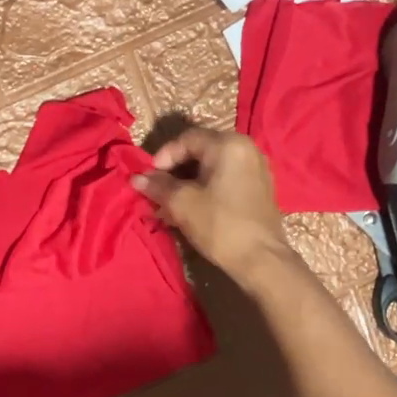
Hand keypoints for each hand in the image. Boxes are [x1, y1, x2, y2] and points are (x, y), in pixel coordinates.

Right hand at [133, 128, 291, 281]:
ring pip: (213, 169)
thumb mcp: (182, 204)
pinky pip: (226, 181)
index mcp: (228, 145)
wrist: (260, 258)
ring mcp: (256, 169)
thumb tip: (136, 178)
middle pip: (201, 152)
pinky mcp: (258, 189)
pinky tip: (192, 210)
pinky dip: (206, 190)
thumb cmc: (219, 225)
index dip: (164, 156)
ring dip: (188, 184)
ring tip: (171, 206)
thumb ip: (158, 187)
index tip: (149, 178)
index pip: (188, 138)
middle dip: (175, 172)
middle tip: (158, 193)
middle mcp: (246, 149)